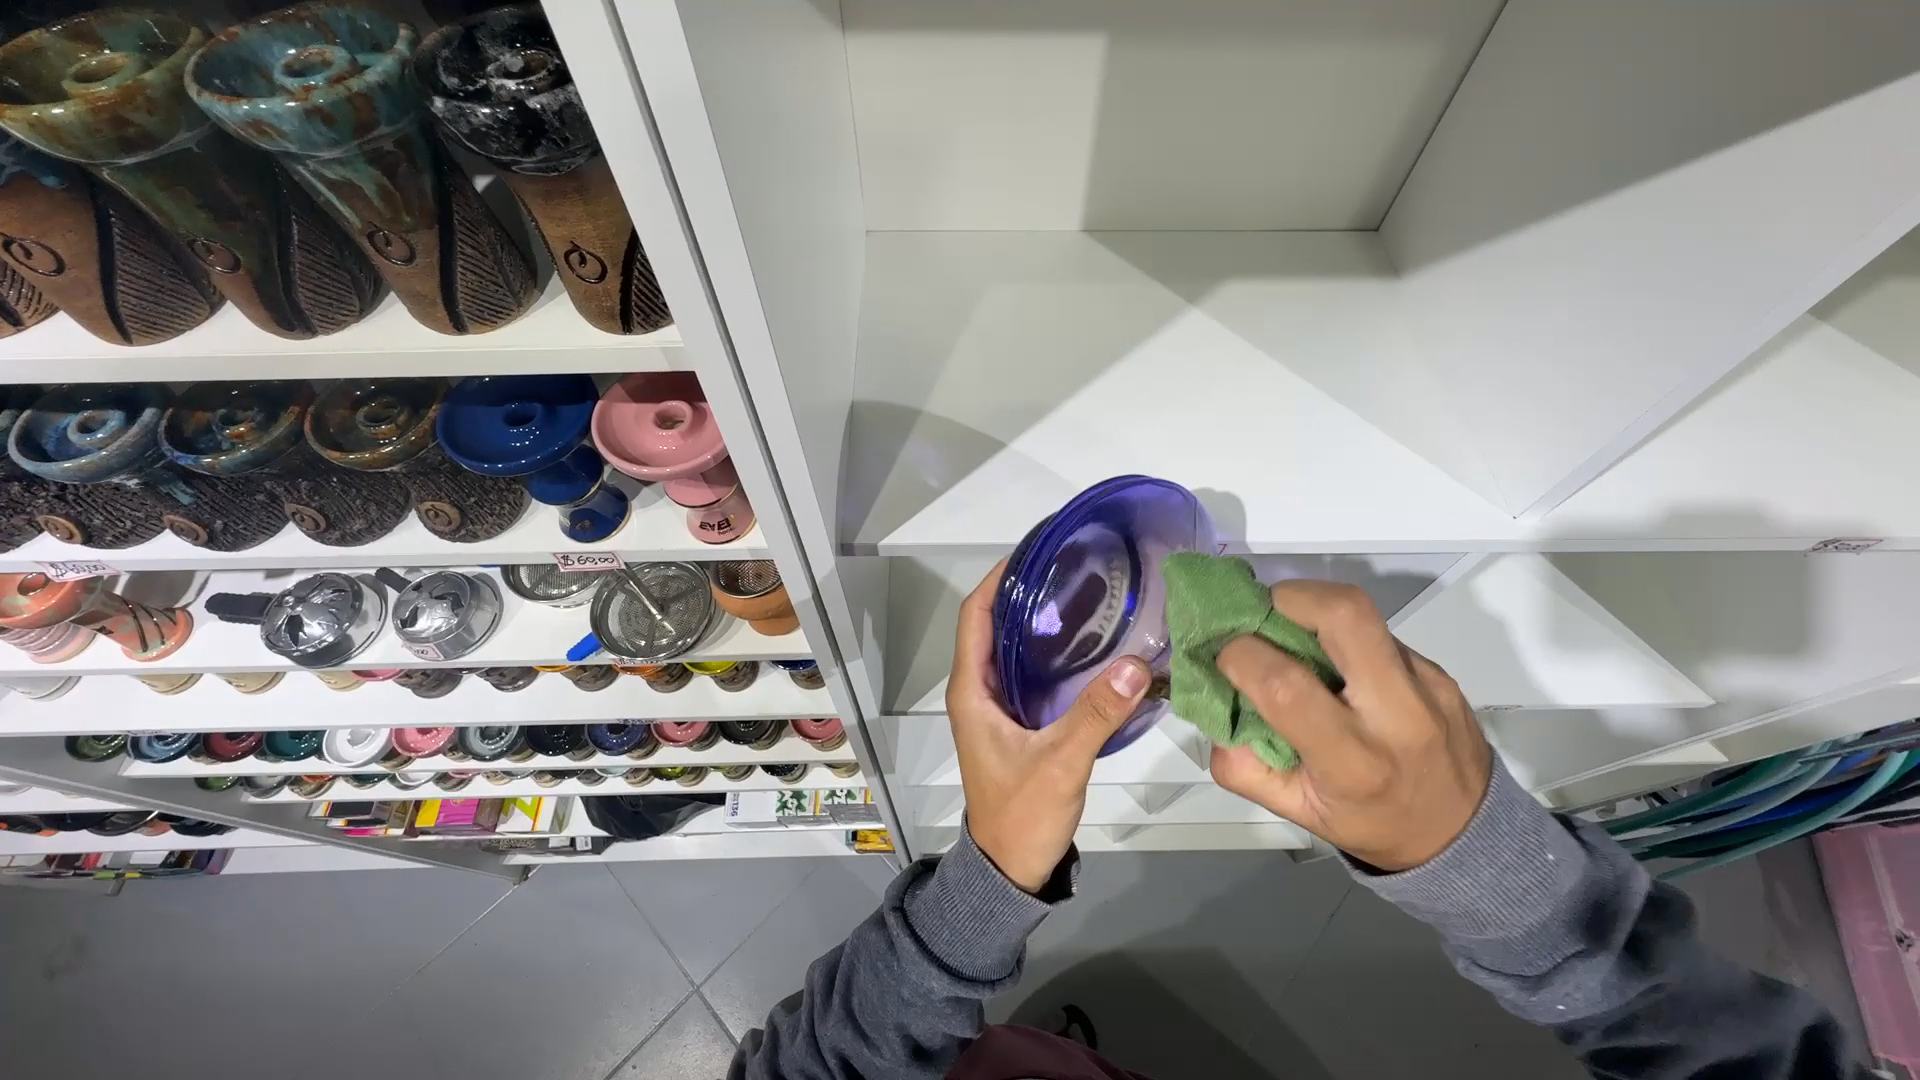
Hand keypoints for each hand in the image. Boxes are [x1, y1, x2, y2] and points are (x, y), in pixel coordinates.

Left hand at [947, 561, 1151, 892]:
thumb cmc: (1021, 814)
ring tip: (1088, 595)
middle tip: (1075, 568)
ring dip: (1041, 621)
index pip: (974, 616)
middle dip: (1028, 593)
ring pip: (1015, 648)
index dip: (997, 579)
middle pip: (995, 624)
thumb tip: (1136, 664)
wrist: (1010, 867)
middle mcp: (979, 690)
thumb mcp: (1060, 763)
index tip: (1034, 551)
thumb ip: (1096, 715)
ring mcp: (999, 706)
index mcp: (972, 690)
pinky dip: (1055, 652)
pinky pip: (1033, 672)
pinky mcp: (1019, 721)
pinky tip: (1092, 646)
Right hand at [1209, 581, 1492, 871]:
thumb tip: (1214, 709)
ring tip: (1288, 629)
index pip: (1286, 687)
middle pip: (1345, 616)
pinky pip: (1377, 634)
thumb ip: (1245, 768)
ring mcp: (1426, 685)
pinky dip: (1341, 636)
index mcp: (1354, 761)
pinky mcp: (1438, 670)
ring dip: (1313, 608)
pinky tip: (1332, 663)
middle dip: (1289, 598)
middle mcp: (1398, 715)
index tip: (1224, 655)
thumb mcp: (1299, 813)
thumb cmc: (1372, 823)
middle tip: (1260, 611)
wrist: (1469, 837)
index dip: (1241, 657)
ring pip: (1363, 613)